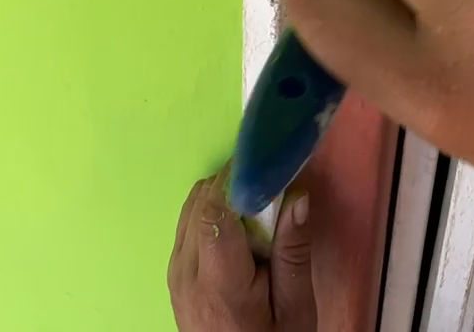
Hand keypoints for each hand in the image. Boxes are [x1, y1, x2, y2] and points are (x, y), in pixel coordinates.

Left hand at [168, 168, 315, 331]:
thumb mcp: (295, 307)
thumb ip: (293, 251)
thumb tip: (298, 196)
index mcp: (217, 282)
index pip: (213, 209)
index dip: (238, 178)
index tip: (268, 165)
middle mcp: (186, 273)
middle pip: (201, 201)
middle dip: (235, 184)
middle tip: (271, 189)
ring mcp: (175, 275)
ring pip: (191, 207)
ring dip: (224, 196)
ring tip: (258, 211)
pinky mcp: (175, 276)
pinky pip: (188, 225)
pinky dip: (213, 212)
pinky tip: (240, 229)